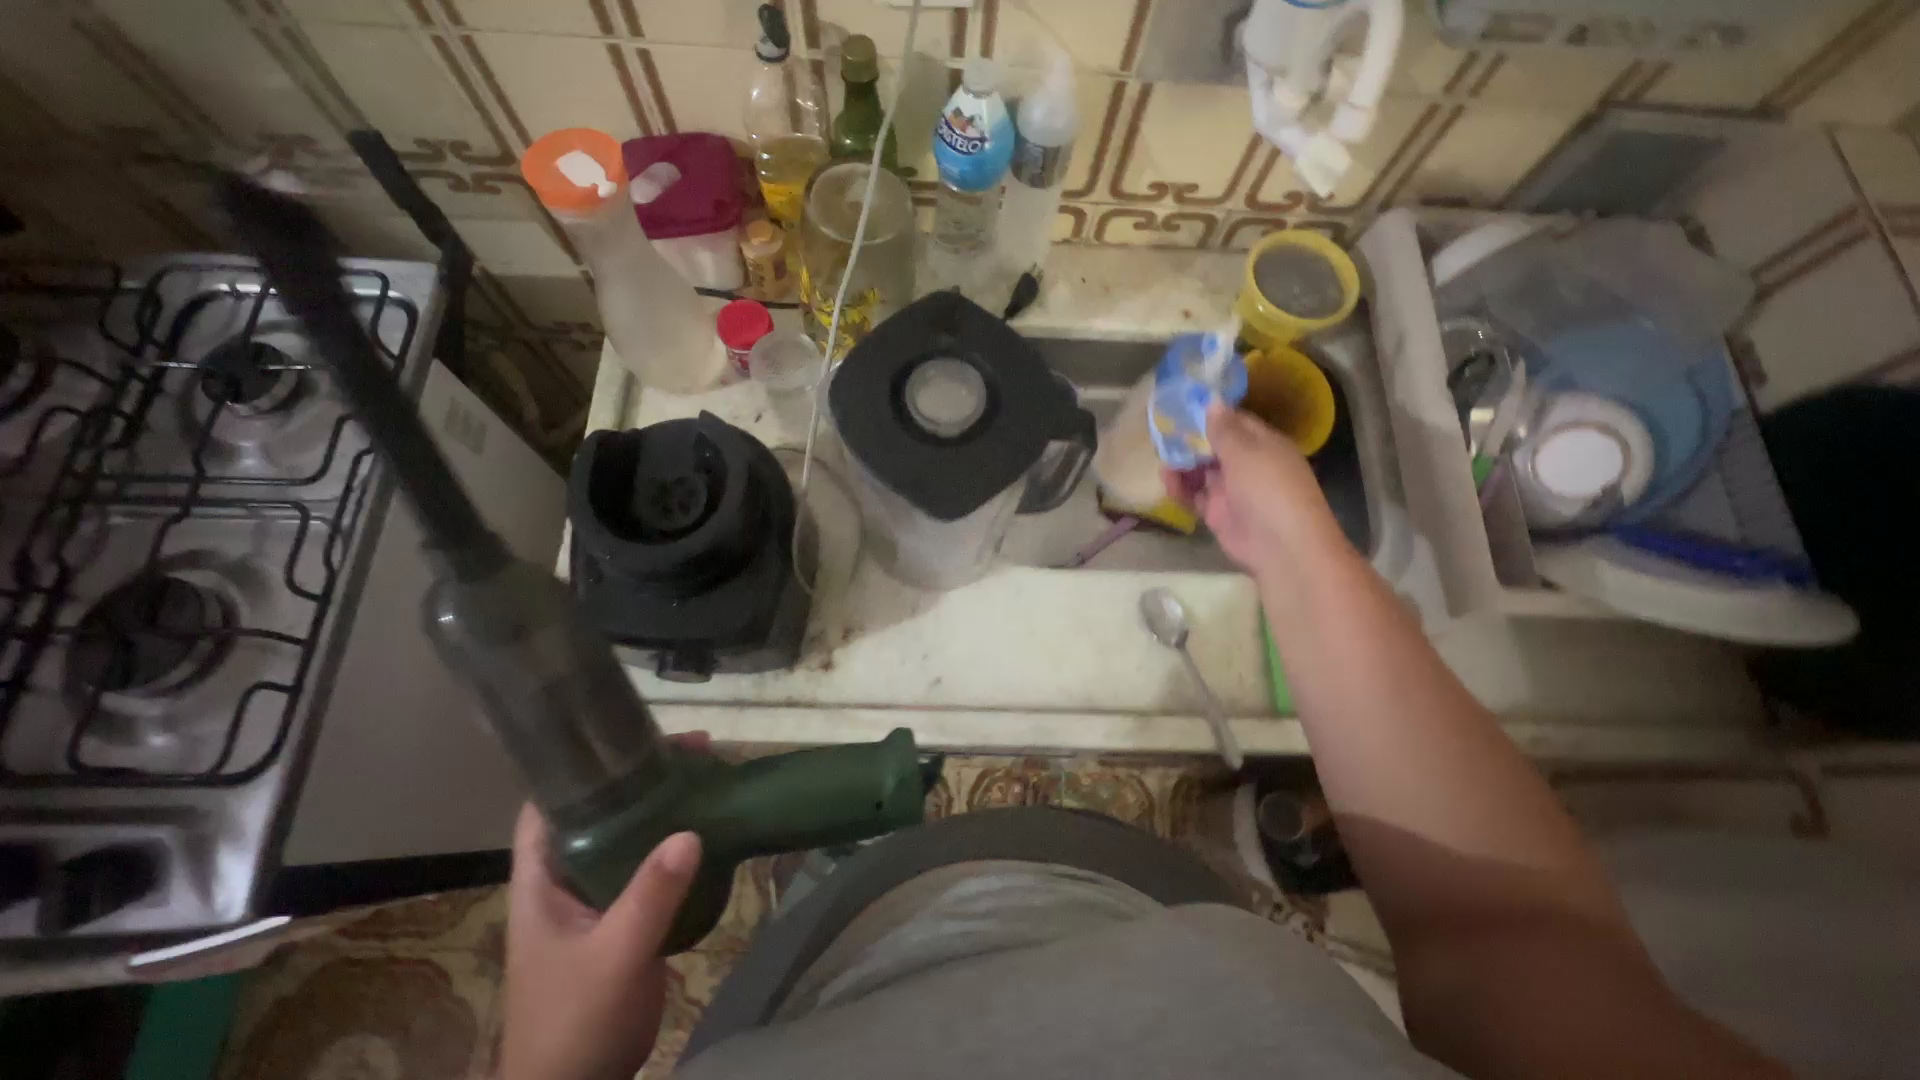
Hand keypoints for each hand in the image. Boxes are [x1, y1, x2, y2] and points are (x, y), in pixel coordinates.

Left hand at [498, 735, 707, 1079]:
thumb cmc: (574, 1021)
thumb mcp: (613, 956)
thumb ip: (650, 896)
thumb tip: (691, 831)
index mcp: (541, 880)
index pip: (547, 804)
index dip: (578, 766)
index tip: (629, 737)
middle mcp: (565, 881)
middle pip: (598, 812)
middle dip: (640, 780)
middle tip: (692, 752)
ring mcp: (596, 902)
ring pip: (628, 840)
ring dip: (663, 812)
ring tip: (707, 780)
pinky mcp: (624, 922)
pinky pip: (649, 872)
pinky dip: (676, 850)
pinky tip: (710, 834)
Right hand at [1164, 404, 1336, 574]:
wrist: (1281, 546)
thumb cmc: (1268, 489)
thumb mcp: (1246, 453)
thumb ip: (1224, 429)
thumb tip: (1213, 400)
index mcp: (1263, 444)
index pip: (1233, 422)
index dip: (1208, 415)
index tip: (1179, 408)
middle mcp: (1248, 464)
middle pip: (1213, 447)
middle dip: (1189, 442)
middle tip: (1162, 436)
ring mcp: (1233, 490)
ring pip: (1201, 471)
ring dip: (1182, 466)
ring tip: (1163, 465)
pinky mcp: (1219, 513)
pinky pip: (1195, 496)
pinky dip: (1181, 489)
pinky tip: (1168, 483)